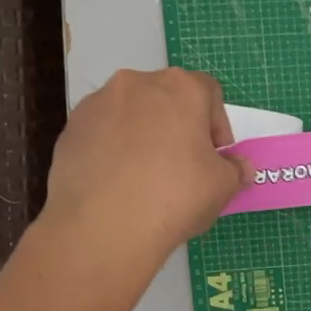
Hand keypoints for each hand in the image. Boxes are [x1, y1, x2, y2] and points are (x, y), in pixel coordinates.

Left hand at [43, 68, 250, 258]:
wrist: (103, 226)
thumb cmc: (176, 196)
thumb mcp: (223, 186)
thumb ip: (235, 170)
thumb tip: (240, 167)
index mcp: (181, 88)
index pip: (209, 92)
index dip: (217, 125)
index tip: (216, 156)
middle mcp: (137, 84)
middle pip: (167, 98)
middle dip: (179, 126)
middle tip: (185, 165)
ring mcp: (98, 104)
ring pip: (132, 114)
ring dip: (144, 135)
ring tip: (147, 177)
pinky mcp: (70, 130)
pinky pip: (103, 134)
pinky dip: (114, 150)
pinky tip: (119, 184)